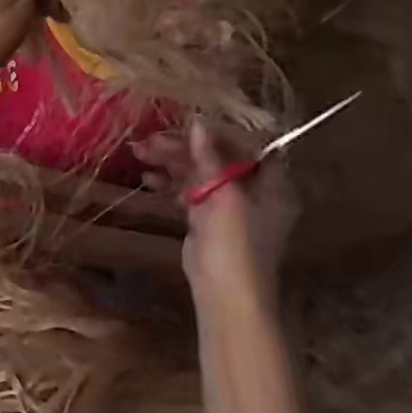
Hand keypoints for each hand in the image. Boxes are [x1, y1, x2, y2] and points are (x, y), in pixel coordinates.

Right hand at [134, 121, 298, 300]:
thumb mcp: (223, 195)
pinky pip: (189, 190)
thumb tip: (198, 120)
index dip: (216, 134)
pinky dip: (169, 182)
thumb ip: (210, 157)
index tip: (181, 125)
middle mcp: (254, 192)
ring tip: (139, 156)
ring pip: (199, 173)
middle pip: (217, 158)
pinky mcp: (209, 218)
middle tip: (147, 143)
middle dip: (182, 148)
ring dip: (170, 162)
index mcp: (272, 186)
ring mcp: (230, 206)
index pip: (247, 147)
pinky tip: (148, 179)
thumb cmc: (234, 243)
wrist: (226, 292)